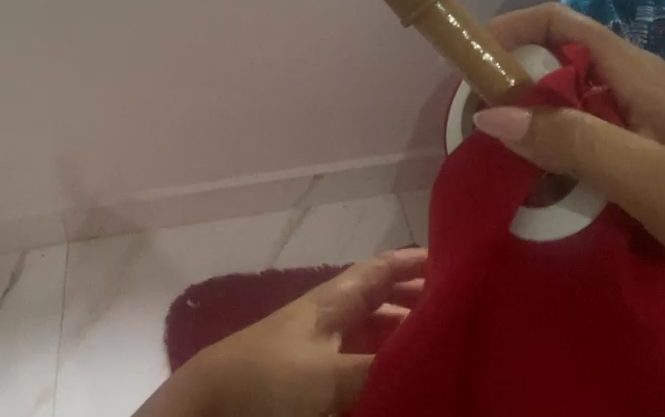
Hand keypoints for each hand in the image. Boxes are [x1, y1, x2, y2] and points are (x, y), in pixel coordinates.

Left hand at [135, 248, 425, 416]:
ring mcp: (315, 352)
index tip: (449, 261)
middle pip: (376, 304)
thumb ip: (380, 369)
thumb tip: (427, 365)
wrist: (211, 404)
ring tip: (434, 353)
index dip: (411, 262)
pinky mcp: (307, 384)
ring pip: (367, 338)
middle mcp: (326, 320)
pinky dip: (379, 371)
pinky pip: (354, 369)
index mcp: (331, 302)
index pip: (378, 272)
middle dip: (413, 305)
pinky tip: (394, 385)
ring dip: (398, 342)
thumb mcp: (331, 374)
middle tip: (453, 317)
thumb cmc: (271, 378)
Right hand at [470, 2, 664, 320]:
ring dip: (534, 139)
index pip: (561, 23)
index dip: (512, 28)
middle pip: (558, 72)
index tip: (471, 62)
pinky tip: (543, 203)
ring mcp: (644, 137)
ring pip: (570, 121)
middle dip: (513, 92)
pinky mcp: (650, 177)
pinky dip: (559, 173)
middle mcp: (635, 95)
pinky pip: (588, 161)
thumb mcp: (649, 177)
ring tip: (499, 170)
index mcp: (637, 75)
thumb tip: (487, 113)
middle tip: (475, 130)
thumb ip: (570, 141)